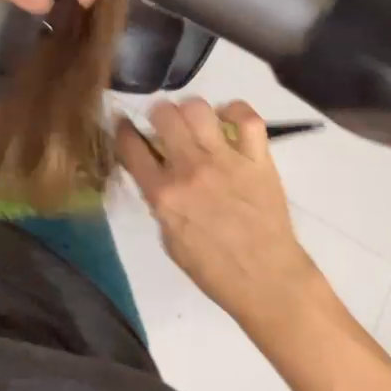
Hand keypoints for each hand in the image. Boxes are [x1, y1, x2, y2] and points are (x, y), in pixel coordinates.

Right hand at [117, 100, 324, 330]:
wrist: (268, 281)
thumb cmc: (215, 270)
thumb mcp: (170, 241)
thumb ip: (160, 203)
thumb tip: (156, 176)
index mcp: (164, 195)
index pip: (131, 147)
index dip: (123, 129)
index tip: (124, 123)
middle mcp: (190, 169)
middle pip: (163, 114)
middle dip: (159, 115)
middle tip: (166, 125)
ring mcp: (225, 160)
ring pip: (198, 108)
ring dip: (191, 111)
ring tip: (196, 123)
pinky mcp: (257, 159)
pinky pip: (246, 117)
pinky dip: (235, 111)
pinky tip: (229, 120)